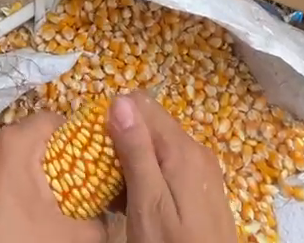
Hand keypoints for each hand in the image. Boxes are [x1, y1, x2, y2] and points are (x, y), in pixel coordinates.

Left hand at [0, 112, 105, 242]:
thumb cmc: (11, 239)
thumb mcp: (64, 236)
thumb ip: (95, 224)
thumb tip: (108, 218)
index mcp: (16, 141)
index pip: (55, 119)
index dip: (78, 136)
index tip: (95, 159)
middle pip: (37, 137)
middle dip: (61, 158)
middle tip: (82, 183)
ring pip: (19, 153)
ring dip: (39, 171)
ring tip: (58, 198)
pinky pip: (2, 167)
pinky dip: (19, 180)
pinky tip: (29, 207)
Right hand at [108, 94, 232, 242]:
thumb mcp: (147, 202)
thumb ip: (136, 150)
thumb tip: (120, 99)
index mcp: (182, 148)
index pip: (141, 104)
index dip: (115, 120)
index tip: (101, 149)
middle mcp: (196, 150)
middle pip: (149, 124)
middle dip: (123, 143)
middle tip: (109, 178)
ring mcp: (201, 171)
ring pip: (156, 146)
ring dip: (133, 162)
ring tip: (120, 196)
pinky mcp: (201, 189)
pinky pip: (167, 166)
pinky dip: (148, 177)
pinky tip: (138, 204)